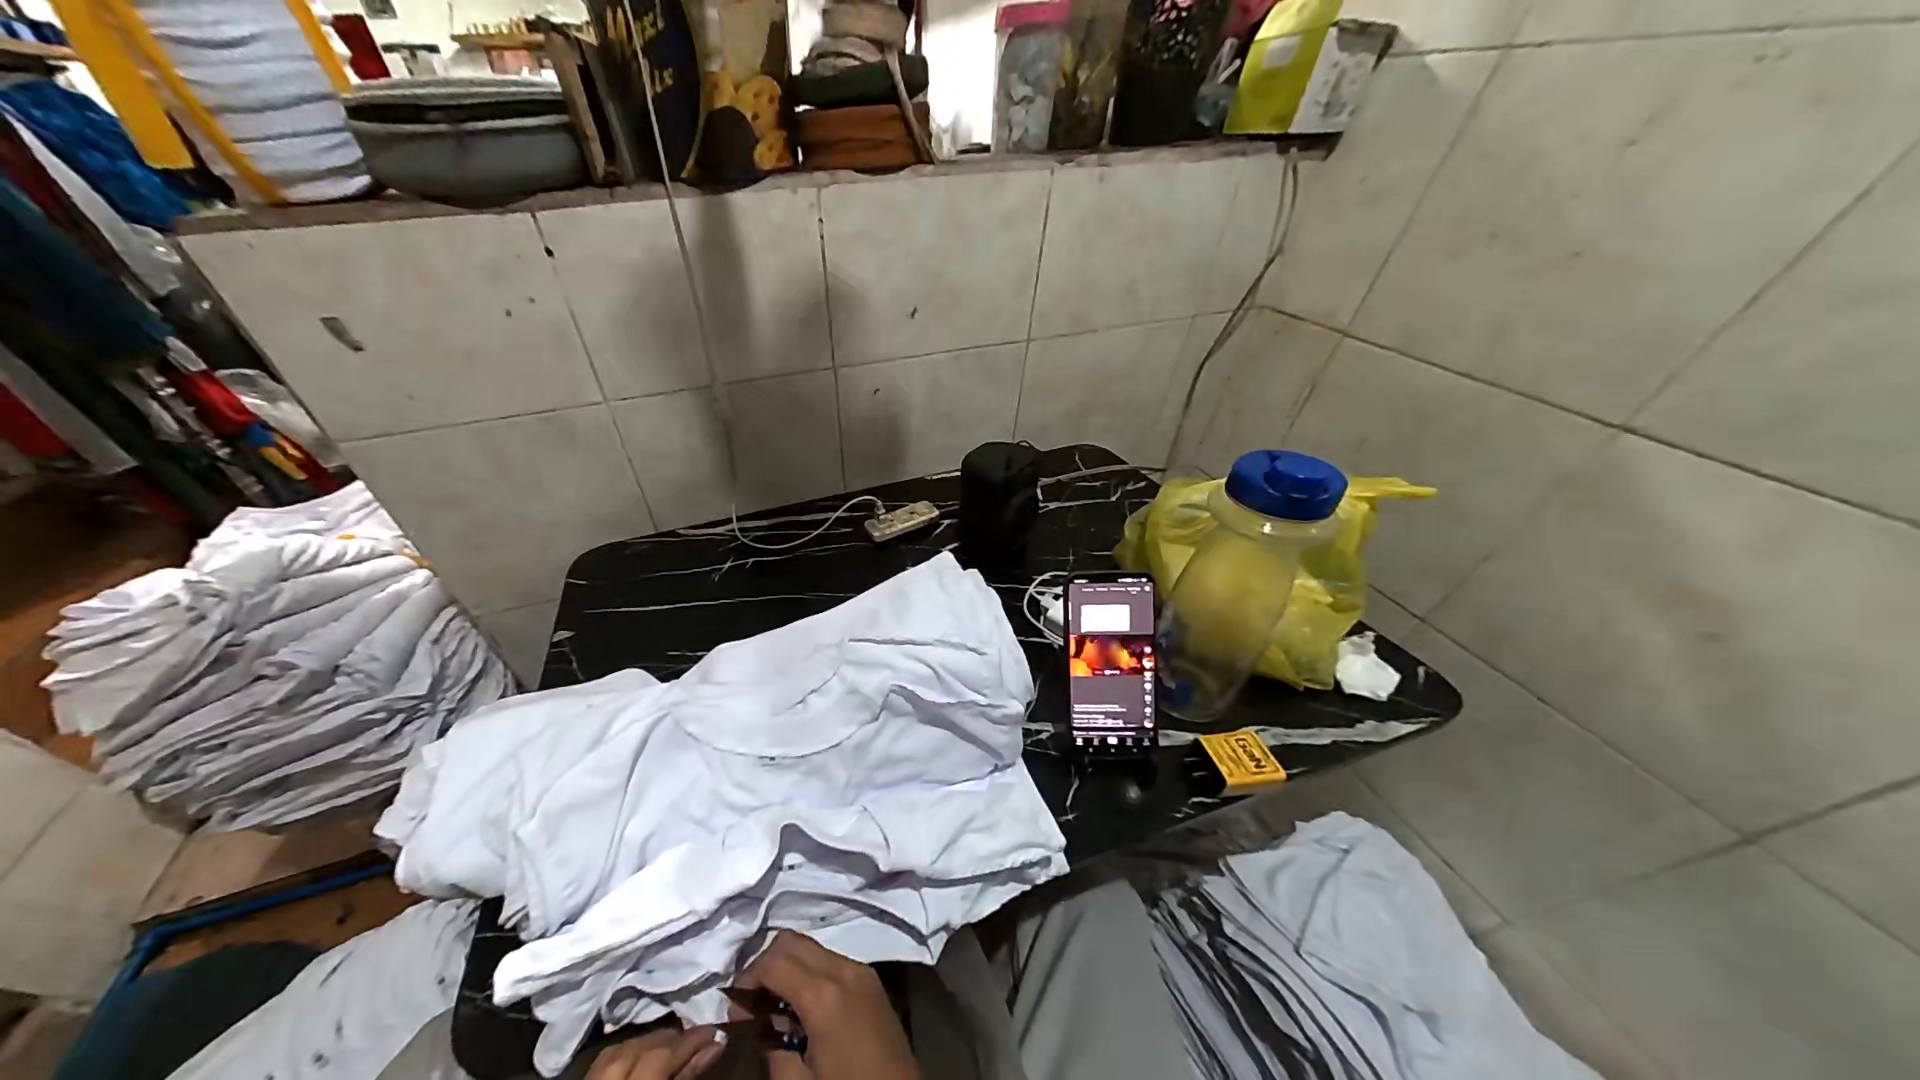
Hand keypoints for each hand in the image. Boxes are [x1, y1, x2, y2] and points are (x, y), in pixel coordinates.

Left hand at [587, 1026, 724, 1079]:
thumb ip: (686, 1078)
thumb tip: (715, 1046)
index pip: (660, 1057)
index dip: (690, 1041)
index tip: (714, 1032)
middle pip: (640, 1048)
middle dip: (672, 1040)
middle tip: (698, 1040)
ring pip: (622, 1049)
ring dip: (651, 1043)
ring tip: (674, 1047)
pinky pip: (606, 1058)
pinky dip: (628, 1052)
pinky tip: (643, 1055)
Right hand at [735, 930, 919, 1079]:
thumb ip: (771, 1043)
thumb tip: (755, 1019)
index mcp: (823, 994)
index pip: (774, 961)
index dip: (747, 979)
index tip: (735, 1009)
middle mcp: (843, 969)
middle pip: (792, 941)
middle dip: (765, 964)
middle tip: (751, 1001)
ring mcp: (861, 970)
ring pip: (812, 947)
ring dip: (788, 967)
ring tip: (774, 1005)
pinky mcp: (871, 979)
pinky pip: (831, 960)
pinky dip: (809, 972)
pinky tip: (802, 1006)